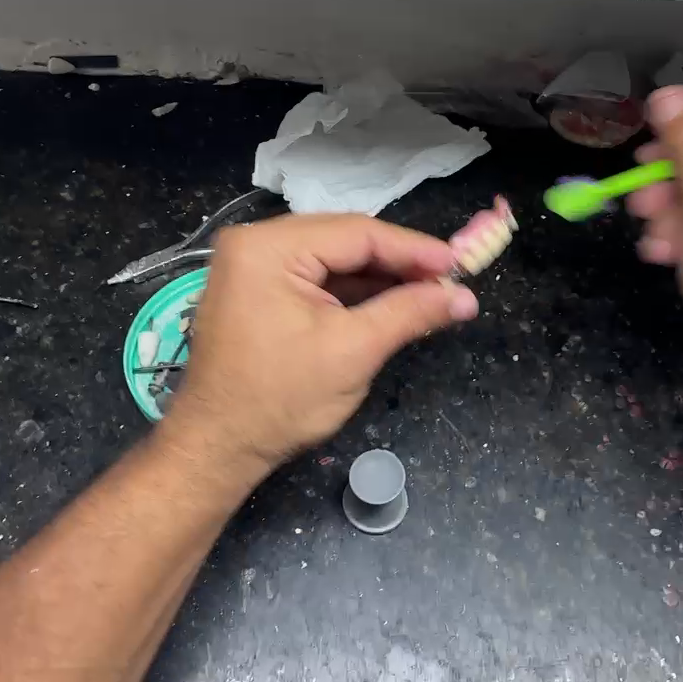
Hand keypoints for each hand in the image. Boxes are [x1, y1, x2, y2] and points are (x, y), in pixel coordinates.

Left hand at [161, 214, 478, 475]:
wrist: (217, 449)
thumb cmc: (280, 401)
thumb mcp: (353, 352)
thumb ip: (410, 313)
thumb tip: (465, 296)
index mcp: (267, 247)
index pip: (356, 232)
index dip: (413, 249)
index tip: (458, 264)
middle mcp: (254, 243)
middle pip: (344, 239)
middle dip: (398, 262)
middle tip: (447, 279)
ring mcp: (251, 265)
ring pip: (332, 257)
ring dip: (378, 276)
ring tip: (428, 290)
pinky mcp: (256, 288)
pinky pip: (314, 277)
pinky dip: (352, 290)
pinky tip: (389, 300)